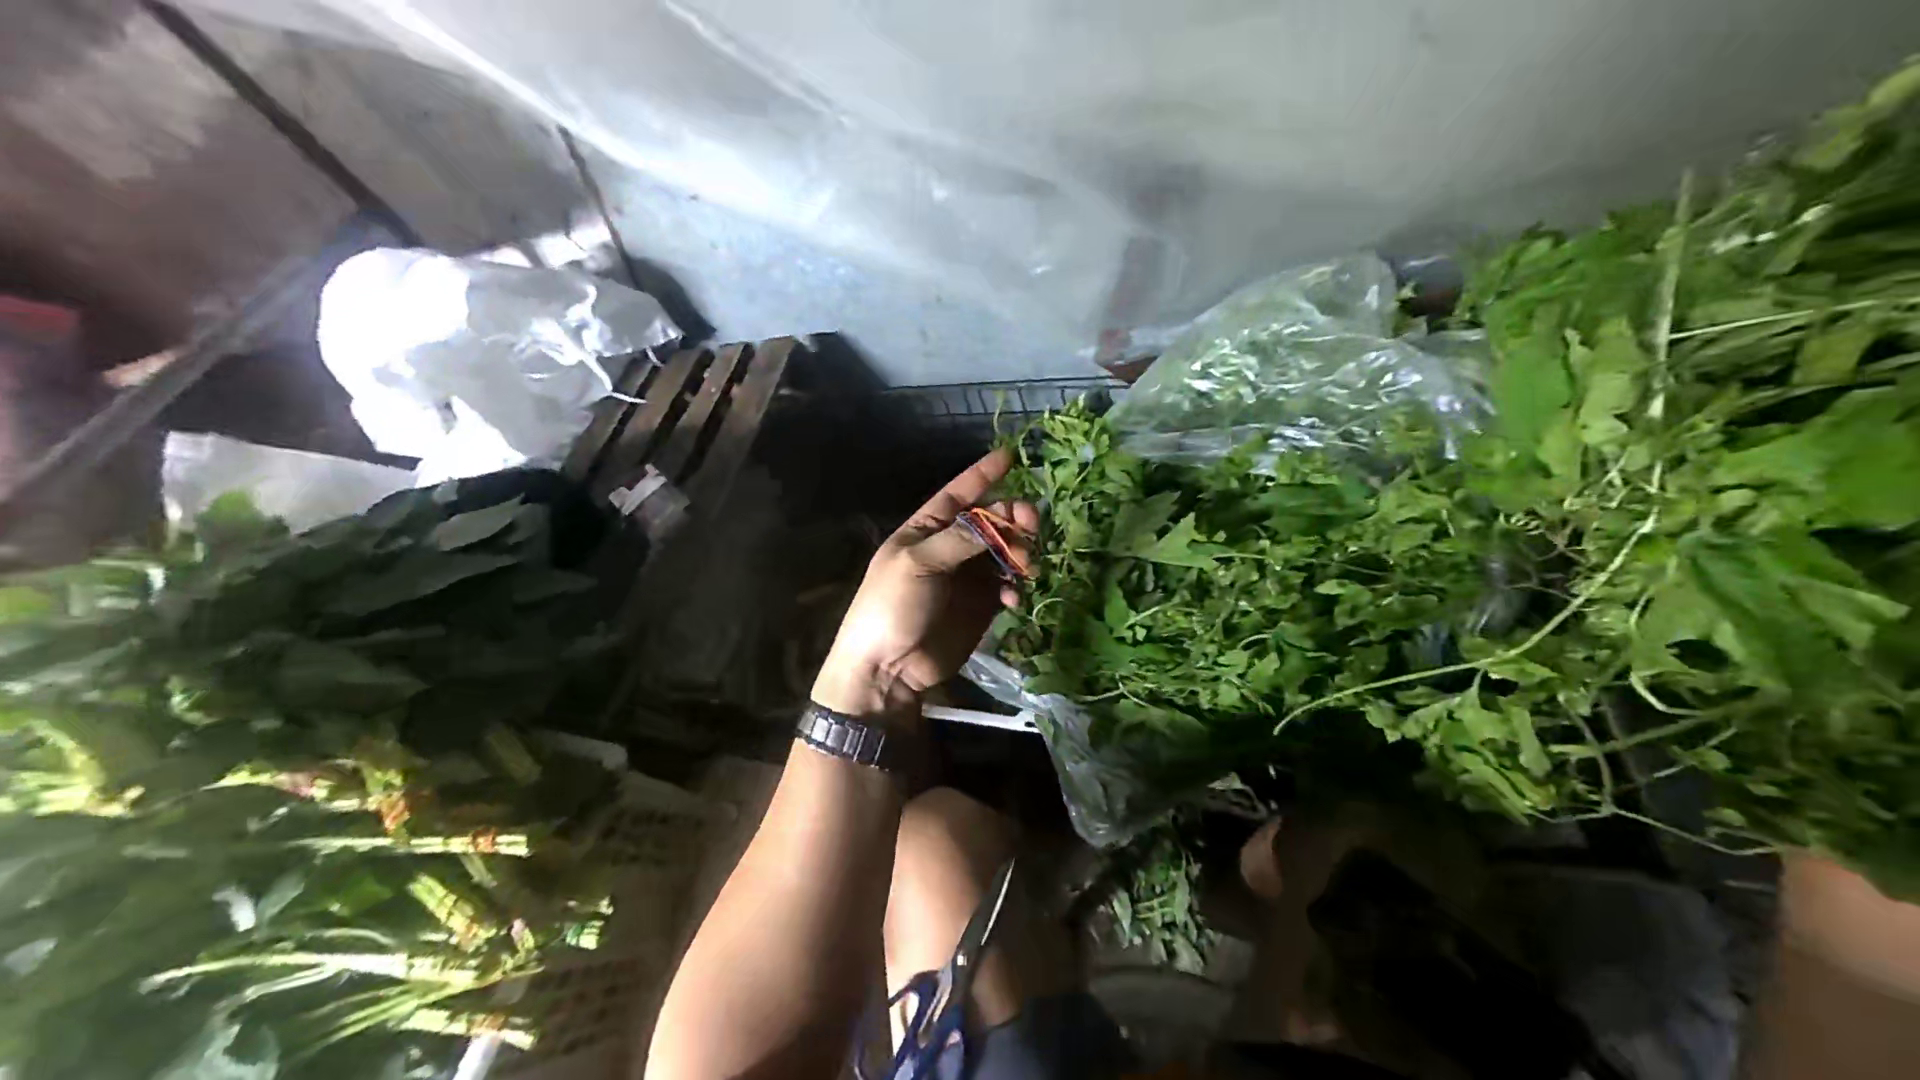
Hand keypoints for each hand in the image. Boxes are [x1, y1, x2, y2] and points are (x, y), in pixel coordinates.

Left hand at [810, 448, 1036, 720]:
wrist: (888, 669)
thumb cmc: (892, 606)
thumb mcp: (918, 563)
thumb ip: (960, 539)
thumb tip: (997, 518)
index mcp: (925, 530)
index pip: (957, 494)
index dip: (982, 475)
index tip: (1010, 456)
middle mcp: (950, 548)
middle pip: (990, 521)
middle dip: (1012, 518)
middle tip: (1031, 524)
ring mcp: (967, 577)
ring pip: (1005, 552)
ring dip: (1020, 552)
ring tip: (1025, 566)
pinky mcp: (982, 606)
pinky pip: (1008, 586)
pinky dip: (1016, 587)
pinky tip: (1013, 598)